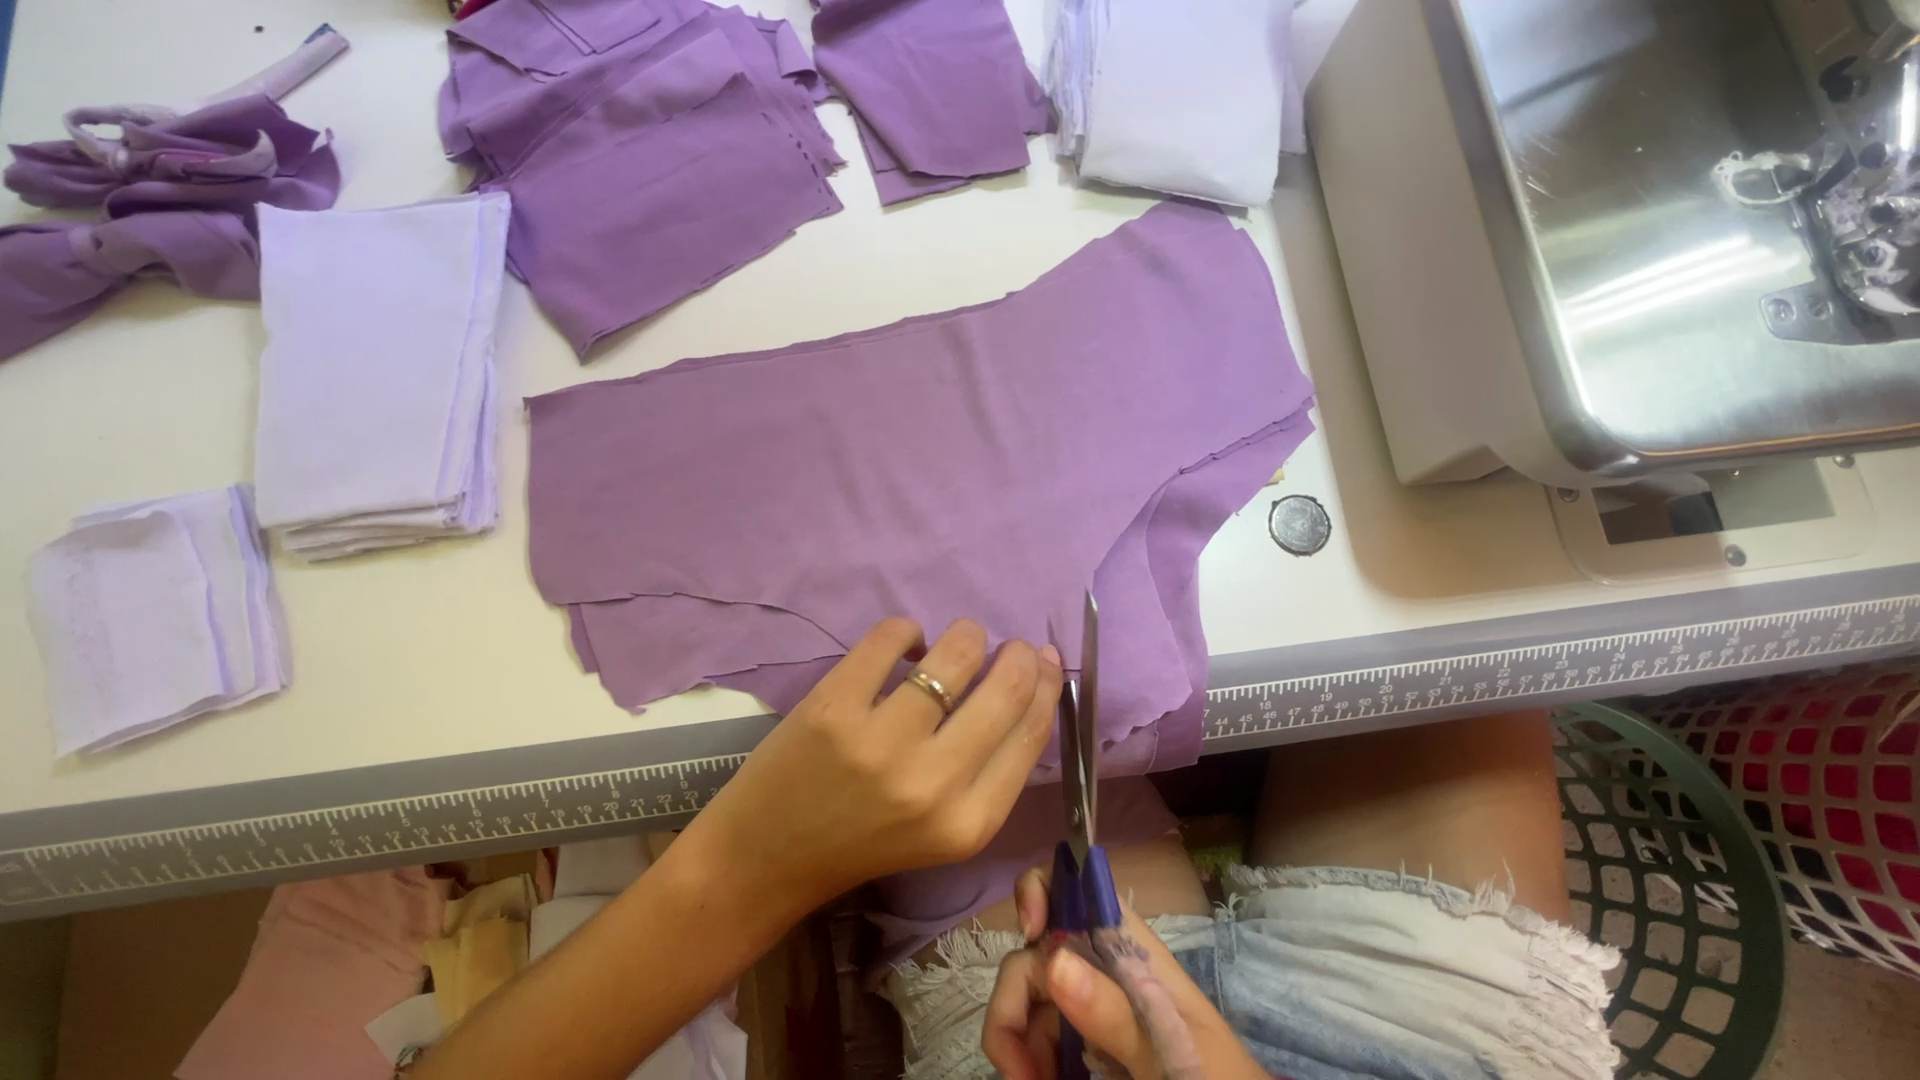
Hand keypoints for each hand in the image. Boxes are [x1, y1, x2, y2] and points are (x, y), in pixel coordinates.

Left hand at [680, 617, 1062, 909]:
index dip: (1048, 686)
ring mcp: (881, 742)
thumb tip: (1030, 688)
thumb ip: (988, 771)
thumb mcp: (944, 831)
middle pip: (1006, 690)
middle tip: (1009, 646)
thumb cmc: (864, 843)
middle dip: (1019, 655)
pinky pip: (892, 636)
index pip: (1031, 733)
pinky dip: (907, 629)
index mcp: (969, 824)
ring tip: (958, 642)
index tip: (1047, 661)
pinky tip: (905, 644)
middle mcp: (933, 784)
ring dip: (967, 635)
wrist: (768, 858)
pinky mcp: (834, 707)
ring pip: (956, 653)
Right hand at [983, 868, 1267, 1079]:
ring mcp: (1088, 1004)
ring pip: (1027, 999)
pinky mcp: (1082, 1041)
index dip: (1038, 891)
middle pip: (1034, 954)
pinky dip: (1028, 1059)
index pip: (1074, 887)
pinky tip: (1038, 1079)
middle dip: (1011, 1003)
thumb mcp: (1168, 1051)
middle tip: (1017, 1069)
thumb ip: (1115, 1012)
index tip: (1028, 933)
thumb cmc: (1213, 1078)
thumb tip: (1053, 957)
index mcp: (1127, 948)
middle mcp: (1100, 966)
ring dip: (1014, 1039)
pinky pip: (1037, 1035)